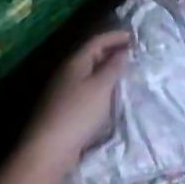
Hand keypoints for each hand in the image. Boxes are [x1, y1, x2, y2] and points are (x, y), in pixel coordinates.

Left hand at [25, 30, 130, 161]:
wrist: (50, 147)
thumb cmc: (79, 112)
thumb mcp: (101, 87)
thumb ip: (114, 67)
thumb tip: (123, 51)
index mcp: (75, 62)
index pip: (96, 41)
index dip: (115, 36)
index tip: (134, 36)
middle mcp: (67, 72)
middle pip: (91, 54)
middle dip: (112, 50)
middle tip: (133, 52)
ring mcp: (64, 90)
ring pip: (90, 72)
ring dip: (107, 68)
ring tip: (126, 71)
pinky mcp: (66, 106)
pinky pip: (88, 87)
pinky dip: (102, 84)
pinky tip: (111, 93)